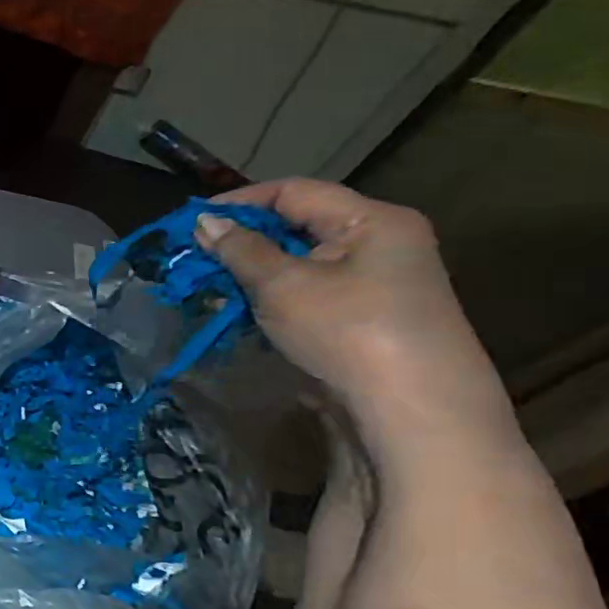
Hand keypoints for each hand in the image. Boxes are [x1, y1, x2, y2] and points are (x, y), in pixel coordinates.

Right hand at [193, 178, 493, 406]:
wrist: (414, 416)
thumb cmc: (348, 332)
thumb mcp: (284, 286)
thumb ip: (241, 250)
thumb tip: (205, 221)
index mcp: (372, 220)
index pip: (295, 192)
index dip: (241, 202)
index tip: (194, 221)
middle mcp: (382, 244)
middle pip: (301, 227)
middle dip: (245, 242)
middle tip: (199, 259)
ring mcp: (380, 286)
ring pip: (304, 265)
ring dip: (257, 275)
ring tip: (214, 290)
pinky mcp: (371, 322)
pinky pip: (314, 296)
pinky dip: (277, 300)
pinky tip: (246, 315)